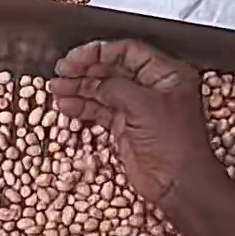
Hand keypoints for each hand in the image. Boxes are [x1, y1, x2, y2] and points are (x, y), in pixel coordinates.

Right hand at [49, 39, 221, 206]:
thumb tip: (94, 80)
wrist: (178, 183)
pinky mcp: (125, 128)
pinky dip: (82, 108)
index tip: (77, 57)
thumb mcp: (144, 105)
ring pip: (102, 91)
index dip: (101, 52)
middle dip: (85, 70)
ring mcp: (137, 109)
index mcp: (166, 74)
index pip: (129, 52)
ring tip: (56, 89)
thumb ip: (116, 88)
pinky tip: (66, 106)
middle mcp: (151, 88)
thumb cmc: (175, 143)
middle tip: (62, 71)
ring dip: (78, 89)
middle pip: (113, 70)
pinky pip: (100, 112)